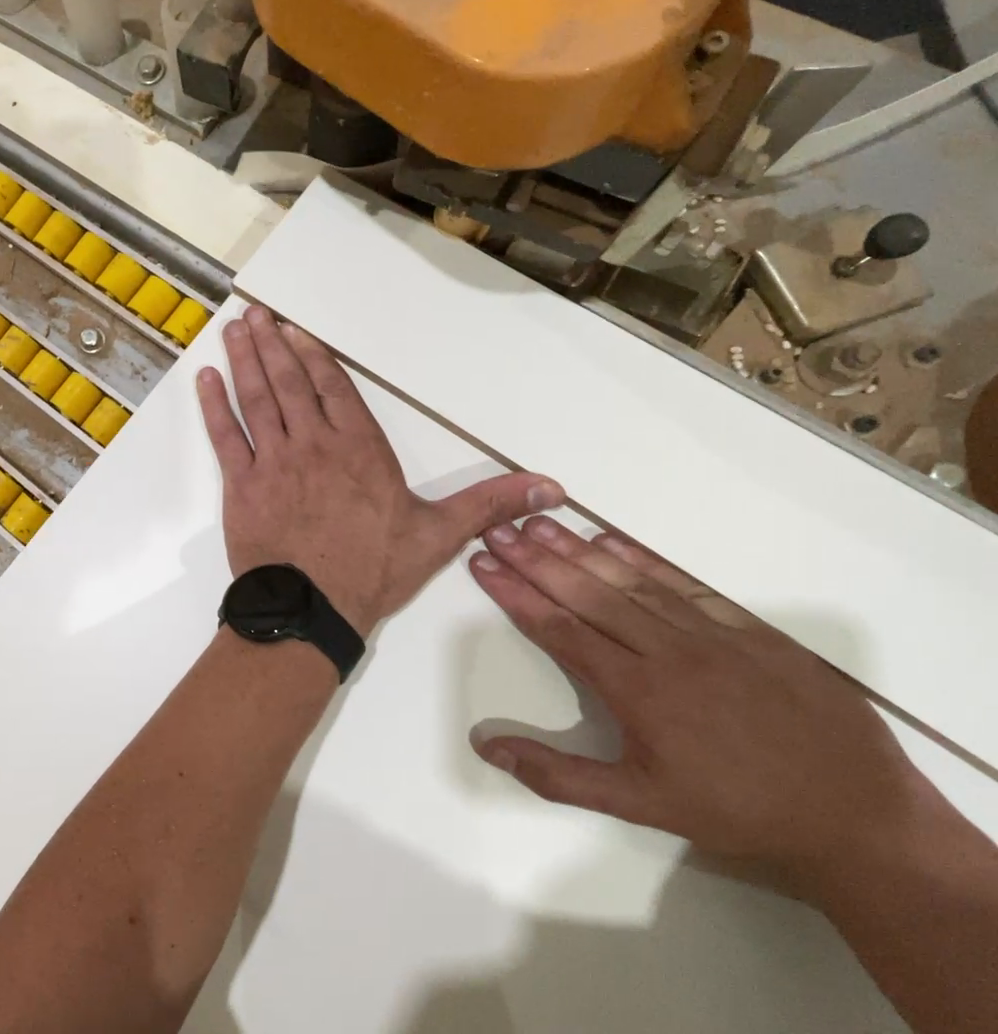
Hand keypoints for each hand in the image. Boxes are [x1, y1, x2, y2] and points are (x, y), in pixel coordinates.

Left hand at [199, 308, 563, 636]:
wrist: (311, 607)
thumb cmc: (372, 570)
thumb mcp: (438, 535)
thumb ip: (488, 504)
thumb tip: (551, 487)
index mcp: (360, 448)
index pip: (333, 388)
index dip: (312, 356)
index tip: (294, 330)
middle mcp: (313, 444)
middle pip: (289, 383)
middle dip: (272, 344)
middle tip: (254, 315)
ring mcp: (273, 461)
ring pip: (256, 399)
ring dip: (244, 361)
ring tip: (234, 329)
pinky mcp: (241, 484)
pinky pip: (224, 435)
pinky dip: (213, 405)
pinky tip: (205, 378)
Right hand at [469, 518, 951, 886]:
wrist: (856, 813)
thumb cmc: (735, 810)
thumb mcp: (639, 807)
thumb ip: (558, 775)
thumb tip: (485, 744)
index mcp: (637, 691)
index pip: (559, 629)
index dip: (515, 594)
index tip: (482, 563)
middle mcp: (669, 652)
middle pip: (589, 595)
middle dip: (536, 560)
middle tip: (497, 529)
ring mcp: (714, 636)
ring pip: (633, 582)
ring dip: (581, 551)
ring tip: (541, 525)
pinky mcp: (752, 631)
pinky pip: (688, 585)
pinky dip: (645, 559)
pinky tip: (614, 541)